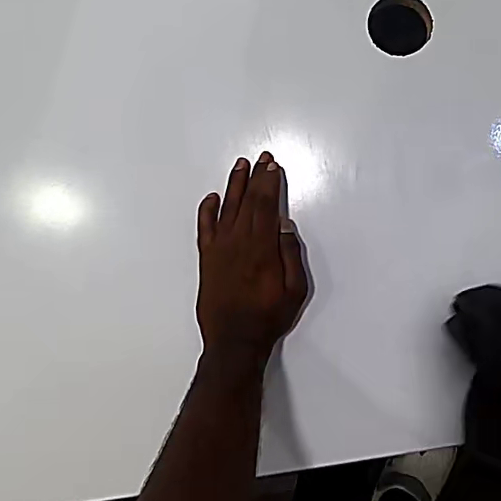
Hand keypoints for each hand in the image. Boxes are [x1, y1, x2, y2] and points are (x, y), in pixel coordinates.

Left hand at [195, 153, 309, 366]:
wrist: (233, 341)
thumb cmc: (267, 317)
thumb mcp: (295, 290)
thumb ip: (291, 256)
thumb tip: (286, 227)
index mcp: (261, 249)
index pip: (265, 205)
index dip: (270, 183)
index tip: (274, 167)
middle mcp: (238, 243)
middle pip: (248, 201)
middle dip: (257, 177)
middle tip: (263, 159)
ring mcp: (220, 249)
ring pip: (228, 208)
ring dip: (235, 185)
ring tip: (241, 166)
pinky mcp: (207, 259)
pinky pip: (205, 228)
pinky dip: (207, 210)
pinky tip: (212, 198)